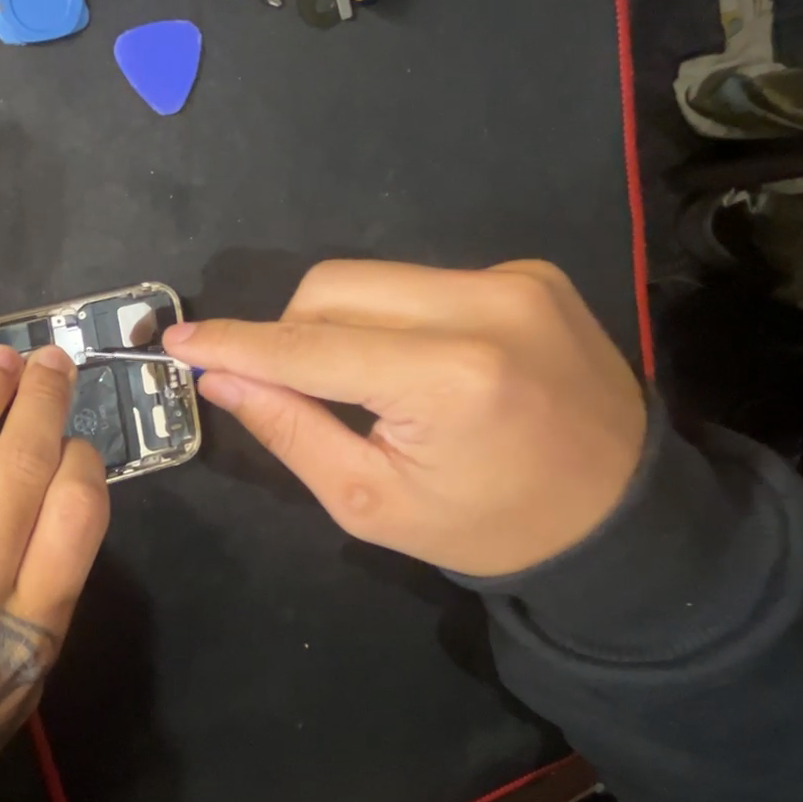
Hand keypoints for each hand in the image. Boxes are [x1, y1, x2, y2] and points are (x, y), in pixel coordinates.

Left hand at [0, 345, 109, 793]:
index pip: (74, 516)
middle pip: (15, 471)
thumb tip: (59, 500)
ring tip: (0, 358)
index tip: (79, 442)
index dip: (83, 463)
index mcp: (25, 628)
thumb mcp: (20, 683)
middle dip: (41, 406)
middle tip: (53, 361)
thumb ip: (47, 595)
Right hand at [164, 260, 646, 575]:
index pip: (308, 347)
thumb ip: (289, 430)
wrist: (625, 520)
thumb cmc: (488, 527)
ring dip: (333, 323)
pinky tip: (411, 364)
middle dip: (287, 333)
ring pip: (368, 277)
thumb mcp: (371, 501)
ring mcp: (515, 280)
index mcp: (448, 379)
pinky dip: (385, 318)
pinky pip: (415, 281)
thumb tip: (220, 377)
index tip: (177, 340)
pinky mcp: (529, 273)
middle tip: (289, 387)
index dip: (235, 343)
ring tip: (357, 381)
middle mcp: (486, 306)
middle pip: (332, 288)